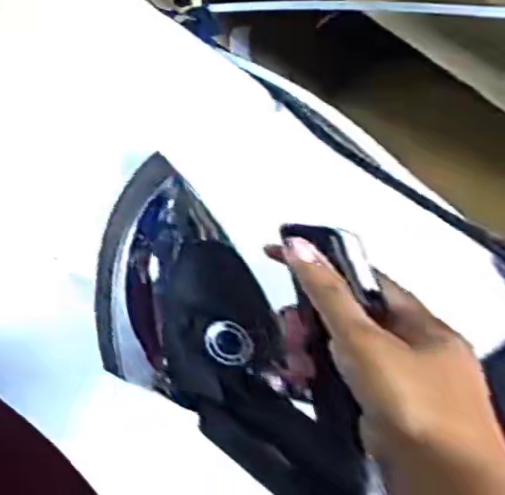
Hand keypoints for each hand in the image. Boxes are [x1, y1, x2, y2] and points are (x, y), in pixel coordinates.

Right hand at [271, 239, 504, 494]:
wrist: (440, 472)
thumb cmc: (414, 401)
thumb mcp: (359, 336)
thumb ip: (325, 289)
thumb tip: (299, 246)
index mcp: (427, 329)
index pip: (365, 279)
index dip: (321, 265)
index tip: (277, 253)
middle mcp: (420, 351)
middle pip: (345, 314)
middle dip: (308, 320)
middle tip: (294, 329)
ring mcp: (405, 379)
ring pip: (337, 344)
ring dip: (308, 348)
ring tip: (300, 362)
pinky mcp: (387, 401)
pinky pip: (339, 371)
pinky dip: (317, 370)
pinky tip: (305, 378)